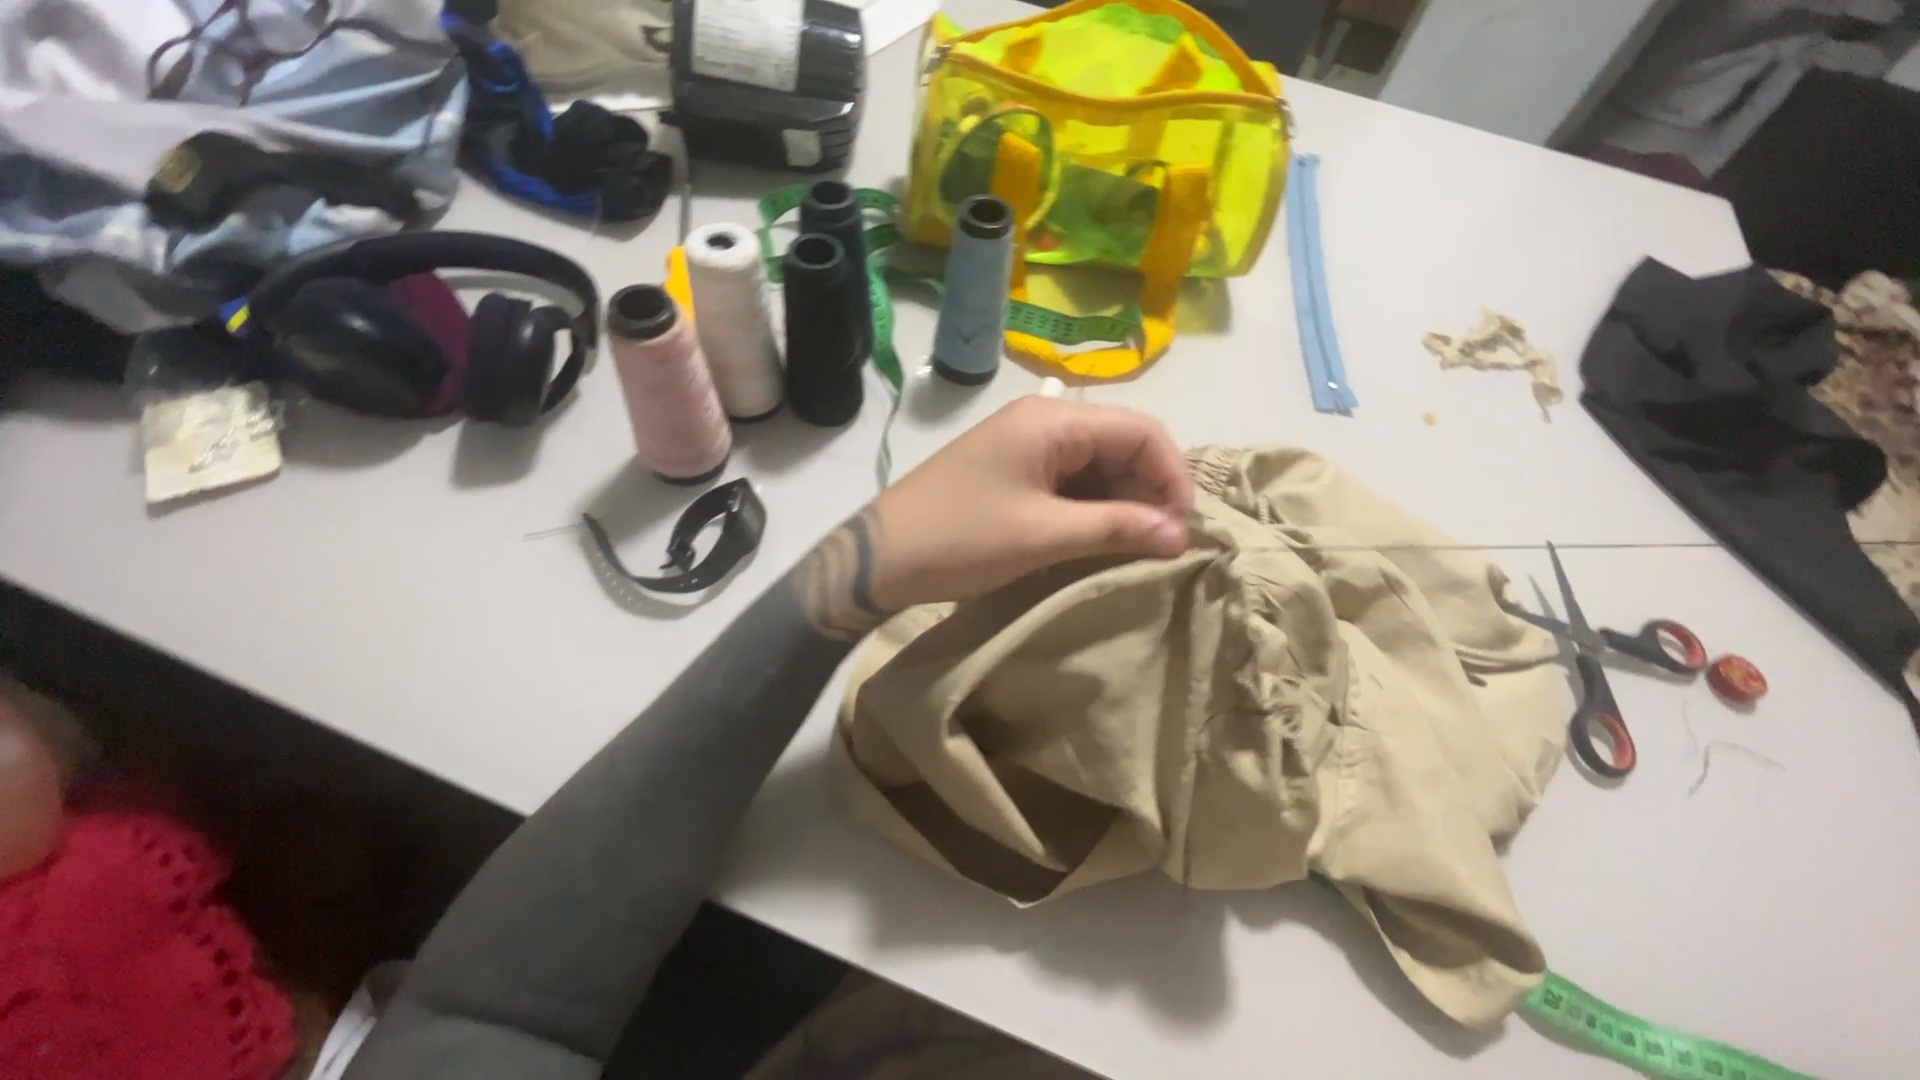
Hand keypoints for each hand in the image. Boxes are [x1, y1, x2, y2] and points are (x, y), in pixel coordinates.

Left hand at [793, 397, 1193, 638]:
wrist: (880, 557)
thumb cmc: (962, 539)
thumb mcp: (1044, 536)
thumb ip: (1117, 528)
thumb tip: (1181, 534)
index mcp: (1052, 420)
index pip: (1141, 430)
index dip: (1171, 476)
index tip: (1182, 529)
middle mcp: (1042, 421)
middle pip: (1121, 444)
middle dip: (1148, 491)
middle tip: (1163, 546)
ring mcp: (1024, 446)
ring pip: (1096, 465)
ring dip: (1121, 503)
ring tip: (1136, 549)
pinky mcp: (1012, 472)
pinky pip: (1069, 482)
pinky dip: (1091, 509)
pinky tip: (1100, 541)